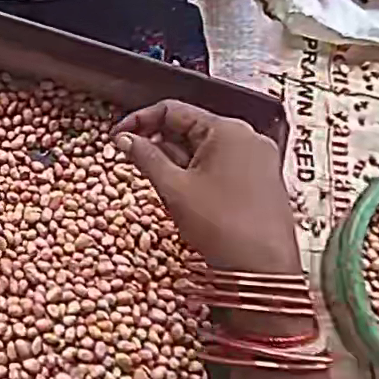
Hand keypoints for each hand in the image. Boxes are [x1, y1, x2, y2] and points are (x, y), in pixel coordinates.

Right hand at [113, 99, 297, 274]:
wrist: (261, 267)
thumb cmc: (220, 224)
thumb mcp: (173, 187)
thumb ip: (145, 157)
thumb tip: (123, 138)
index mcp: (227, 130)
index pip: (172, 110)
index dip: (138, 121)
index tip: (116, 137)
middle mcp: (246, 137)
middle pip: (188, 126)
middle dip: (156, 140)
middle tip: (129, 158)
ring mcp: (255, 158)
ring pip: (201, 146)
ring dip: (173, 158)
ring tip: (154, 178)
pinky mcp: (257, 178)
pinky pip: (217, 163)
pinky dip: (192, 170)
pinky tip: (178, 189)